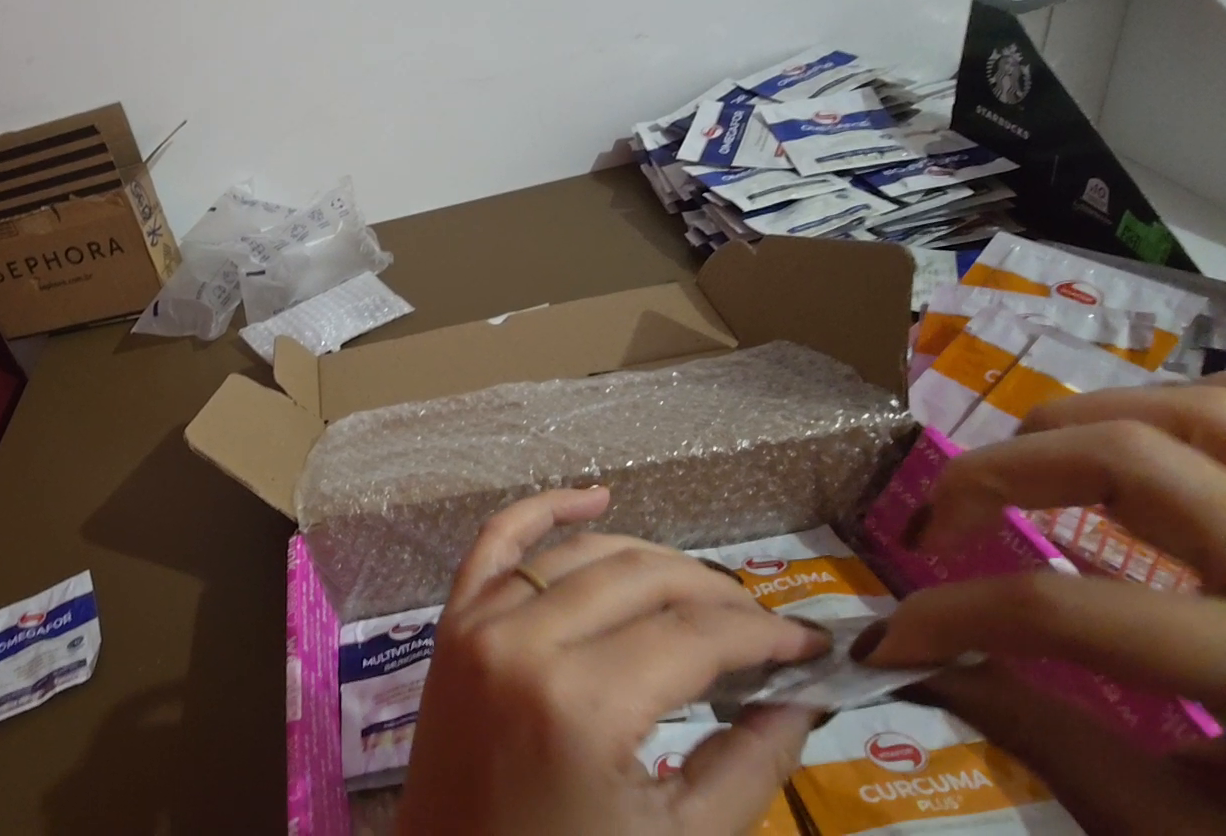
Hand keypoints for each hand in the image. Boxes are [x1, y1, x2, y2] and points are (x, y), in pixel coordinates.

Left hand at [395, 487, 830, 835]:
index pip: (693, 637)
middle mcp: (523, 642)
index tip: (810, 647)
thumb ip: (750, 765)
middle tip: (763, 624)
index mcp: (581, 703)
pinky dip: (542, 511)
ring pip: (577, 554)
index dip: (763, 636)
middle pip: (640, 580)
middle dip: (715, 594)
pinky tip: (594, 497)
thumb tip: (801, 698)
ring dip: (647, 557)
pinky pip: (494, 543)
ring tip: (702, 585)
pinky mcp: (452, 622)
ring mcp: (477, 623)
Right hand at [860, 378, 1225, 832]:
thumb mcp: (1196, 833)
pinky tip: (1115, 470)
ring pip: (1194, 406)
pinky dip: (1160, 424)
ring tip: (1018, 470)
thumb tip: (929, 678)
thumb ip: (1065, 752)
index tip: (892, 639)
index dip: (950, 616)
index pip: (1065, 608)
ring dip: (1074, 427)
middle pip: (1121, 455)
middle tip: (939, 526)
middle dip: (989, 474)